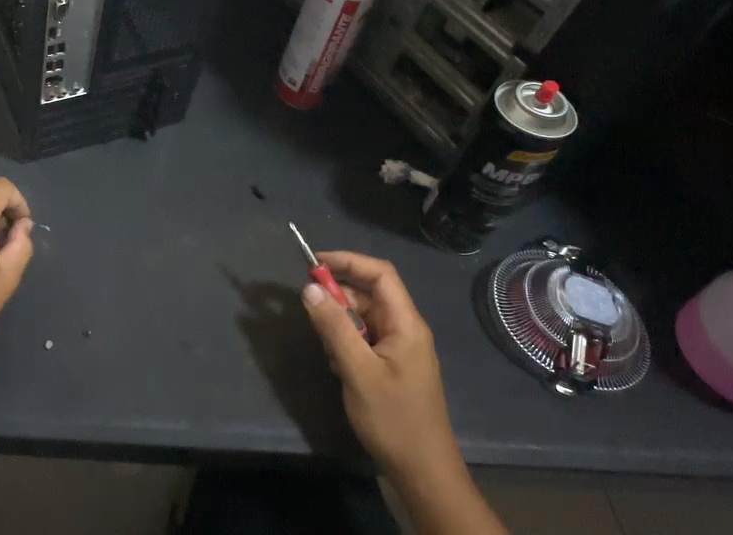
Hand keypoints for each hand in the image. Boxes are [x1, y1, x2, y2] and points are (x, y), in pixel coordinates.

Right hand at [302, 250, 462, 483]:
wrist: (423, 472)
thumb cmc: (394, 419)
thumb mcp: (358, 371)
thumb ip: (333, 327)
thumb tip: (309, 288)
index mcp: (406, 324)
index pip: (380, 274)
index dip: (348, 261)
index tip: (313, 264)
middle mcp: (405, 330)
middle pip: (369, 294)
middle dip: (338, 295)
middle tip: (309, 307)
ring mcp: (400, 350)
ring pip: (363, 317)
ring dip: (340, 323)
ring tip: (325, 346)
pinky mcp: (391, 368)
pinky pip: (364, 339)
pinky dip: (345, 342)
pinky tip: (336, 364)